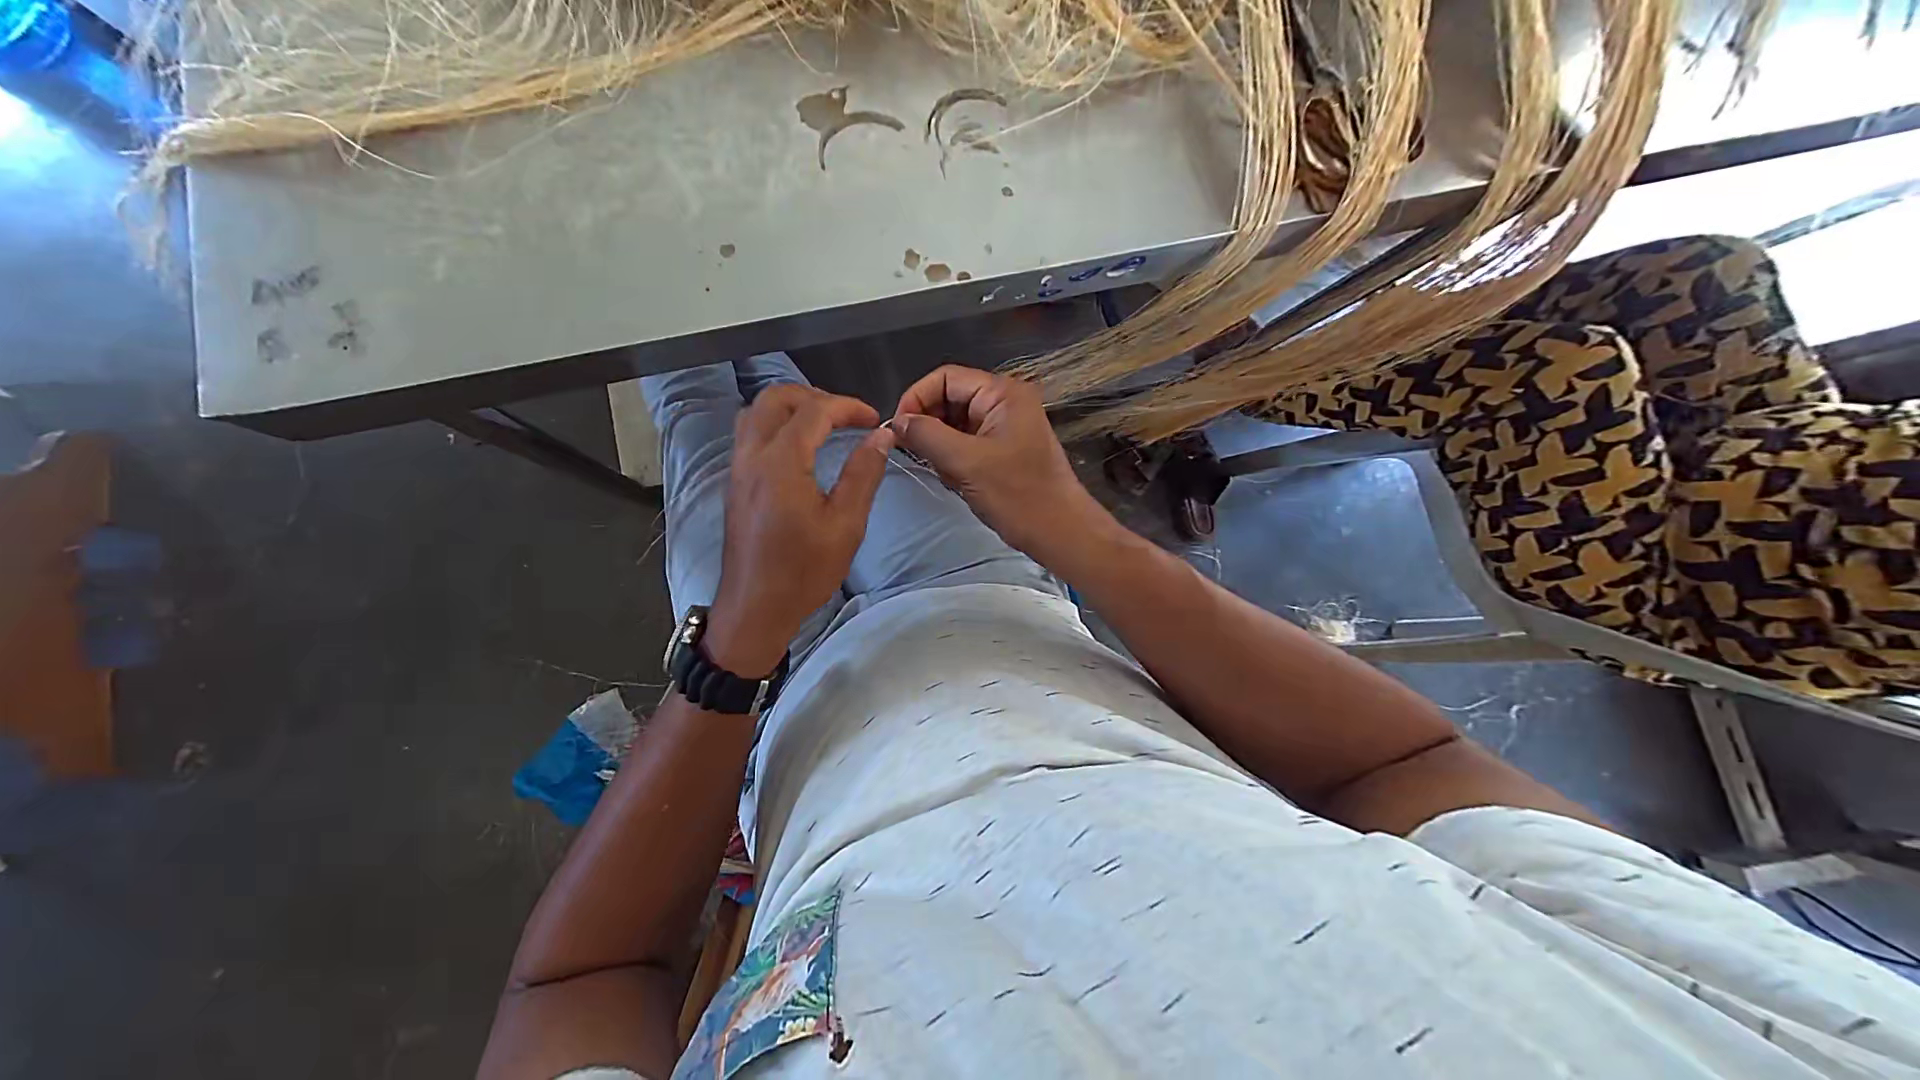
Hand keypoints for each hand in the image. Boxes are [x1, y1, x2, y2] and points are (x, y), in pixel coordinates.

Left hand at [706, 385, 892, 675]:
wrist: (754, 608)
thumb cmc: (803, 571)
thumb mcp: (845, 524)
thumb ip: (863, 473)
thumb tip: (881, 436)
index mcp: (780, 463)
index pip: (814, 411)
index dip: (848, 407)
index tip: (874, 420)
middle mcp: (752, 456)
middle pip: (776, 398)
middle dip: (815, 397)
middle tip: (847, 417)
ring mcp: (738, 469)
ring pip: (757, 413)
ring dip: (791, 408)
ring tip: (825, 426)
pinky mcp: (735, 484)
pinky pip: (751, 434)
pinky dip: (777, 426)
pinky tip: (801, 449)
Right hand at [891, 365, 1112, 566]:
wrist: (1060, 532)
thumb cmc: (1019, 495)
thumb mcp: (966, 463)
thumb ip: (926, 435)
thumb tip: (896, 422)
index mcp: (1002, 393)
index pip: (946, 378)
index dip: (916, 398)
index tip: (897, 429)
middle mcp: (1004, 403)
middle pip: (949, 399)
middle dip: (928, 424)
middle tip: (913, 453)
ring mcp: (1005, 427)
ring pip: (955, 424)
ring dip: (940, 446)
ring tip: (944, 471)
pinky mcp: (1003, 450)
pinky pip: (966, 444)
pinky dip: (953, 459)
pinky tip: (956, 480)